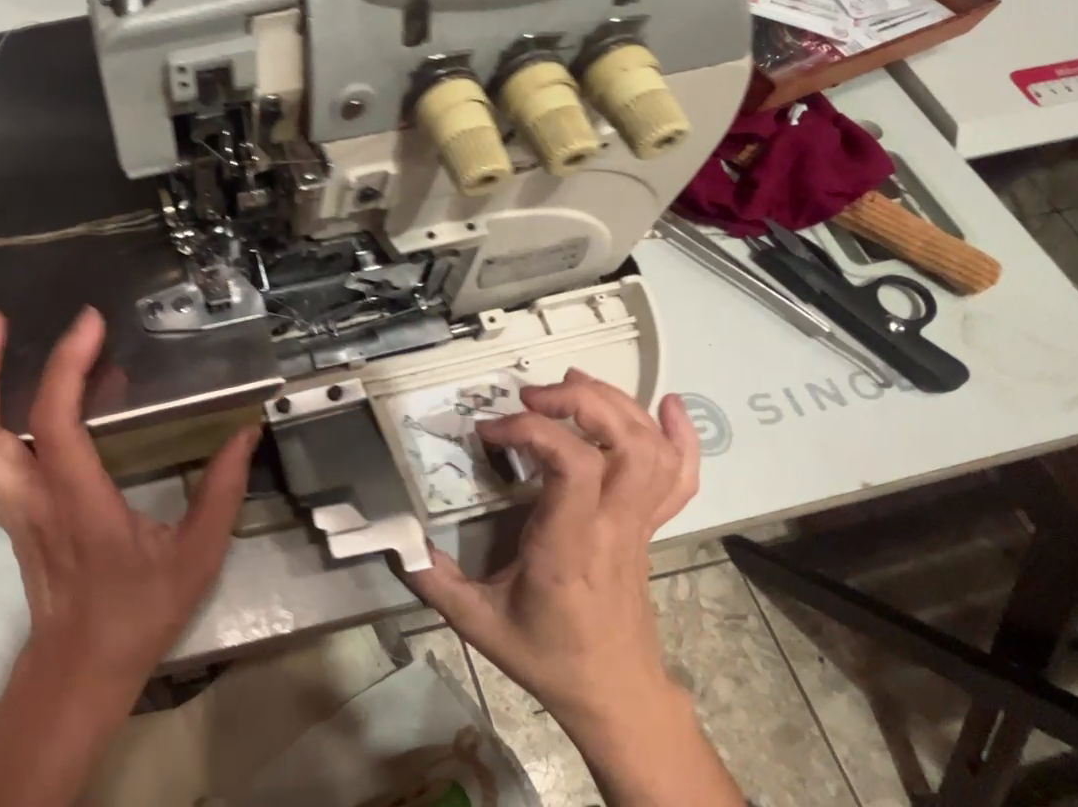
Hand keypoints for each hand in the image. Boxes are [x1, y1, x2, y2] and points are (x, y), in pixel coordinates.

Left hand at [0, 305, 259, 681]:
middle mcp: (27, 499)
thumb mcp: (196, 555)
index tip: (88, 321)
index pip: (55, 420)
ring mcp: (3, 509)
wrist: (84, 665)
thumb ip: (221, 491)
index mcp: (76, 500)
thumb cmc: (139, 610)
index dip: (66, 364)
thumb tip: (245, 432)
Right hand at [403, 369, 699, 733]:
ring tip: (571, 385)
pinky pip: (680, 477)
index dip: (534, 431)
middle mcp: (613, 525)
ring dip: (617, 405)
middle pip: (627, 443)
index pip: (575, 465)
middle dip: (581, 402)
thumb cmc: (548, 656)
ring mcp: (638, 524)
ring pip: (653, 450)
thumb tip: (396, 540)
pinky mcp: (649, 526)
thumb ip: (433, 581)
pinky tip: (668, 406)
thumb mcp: (477, 623)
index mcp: (570, 545)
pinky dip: (681, 436)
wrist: (615, 693)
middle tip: (530, 396)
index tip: (490, 431)